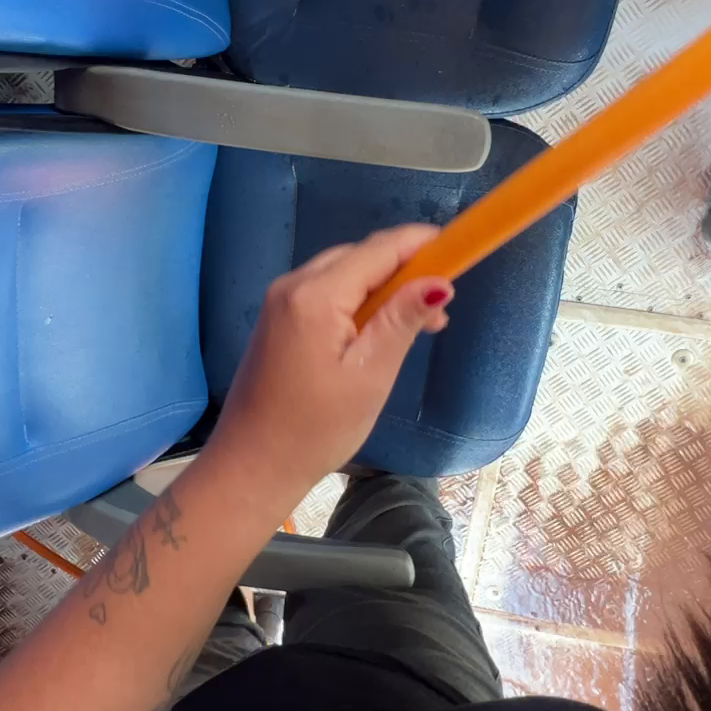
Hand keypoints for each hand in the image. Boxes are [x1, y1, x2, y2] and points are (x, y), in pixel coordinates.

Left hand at [210, 224, 453, 485]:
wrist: (251, 466)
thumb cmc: (316, 428)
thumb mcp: (370, 375)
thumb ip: (402, 320)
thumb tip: (440, 283)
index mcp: (315, 295)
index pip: (378, 250)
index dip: (421, 244)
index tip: (458, 253)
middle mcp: (292, 284)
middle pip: (359, 256)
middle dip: (404, 271)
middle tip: (438, 312)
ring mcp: (279, 300)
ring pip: (343, 272)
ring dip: (381, 288)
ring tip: (414, 326)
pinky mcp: (277, 318)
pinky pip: (325, 291)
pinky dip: (356, 300)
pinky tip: (375, 332)